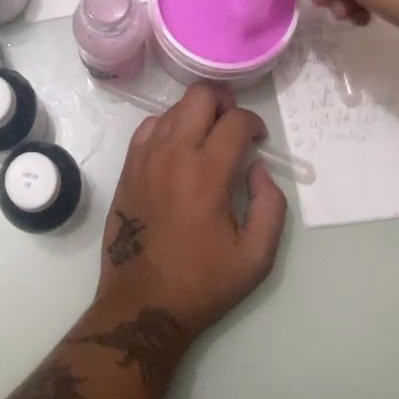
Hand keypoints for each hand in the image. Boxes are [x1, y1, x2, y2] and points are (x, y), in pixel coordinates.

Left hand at [96, 84, 287, 336]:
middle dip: (224, 102)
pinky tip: (179, 147)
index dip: (254, 122)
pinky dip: (169, 126)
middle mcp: (173, 154)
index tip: (259, 139)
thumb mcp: (256, 256)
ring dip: (196, 113)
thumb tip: (256, 168)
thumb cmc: (202, 282)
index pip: (235, 121)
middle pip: (199, 96)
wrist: (143, 302)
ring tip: (209, 137)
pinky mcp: (128, 166)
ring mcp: (145, 157)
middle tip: (234, 124)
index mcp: (207, 173)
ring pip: (173, 108)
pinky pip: (149, 126)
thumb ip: (270, 204)